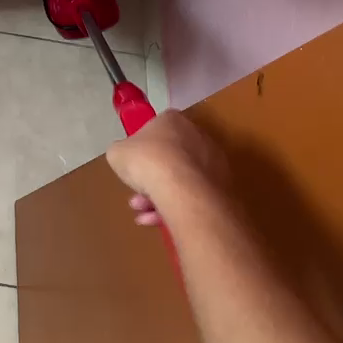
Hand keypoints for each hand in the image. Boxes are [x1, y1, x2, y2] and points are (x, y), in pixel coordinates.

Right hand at [105, 109, 227, 227]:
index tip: (133, 164)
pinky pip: (194, 197)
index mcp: (173, 120)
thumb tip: (128, 158)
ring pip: (181, 180)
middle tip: (136, 195)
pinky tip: (157, 222)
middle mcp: (198, 136)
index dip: (142, 148)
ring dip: (160, 197)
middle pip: (170, 158)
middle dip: (151, 178)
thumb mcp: (117, 153)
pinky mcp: (224, 189)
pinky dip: (176, 208)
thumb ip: (123, 152)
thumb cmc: (147, 162)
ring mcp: (215, 164)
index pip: (156, 129)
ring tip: (143, 214)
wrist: (184, 192)